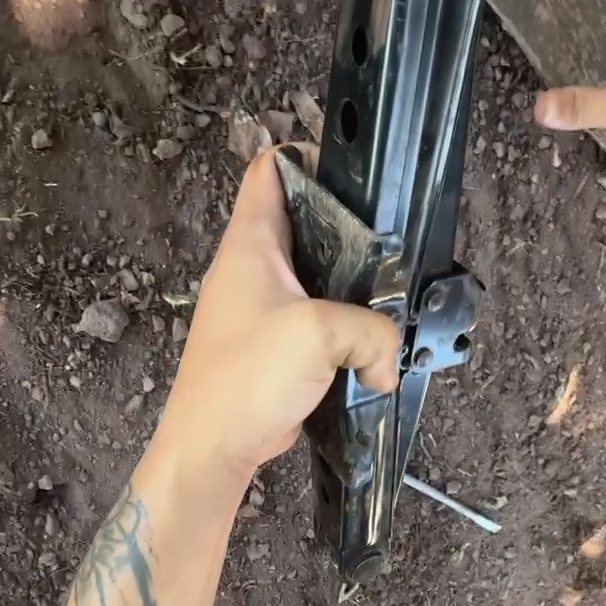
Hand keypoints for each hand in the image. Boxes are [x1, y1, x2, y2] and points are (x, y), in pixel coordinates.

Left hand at [154, 149, 401, 483]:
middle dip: (349, 233)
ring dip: (350, 291)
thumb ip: (372, 331)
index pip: (271, 173)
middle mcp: (252, 271)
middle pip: (305, 227)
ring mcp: (262, 311)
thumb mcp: (319, 334)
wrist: (214, 446)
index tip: (354, 175)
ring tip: (389, 297)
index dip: (308, 159)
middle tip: (391, 247)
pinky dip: (343, 332)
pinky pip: (317, 326)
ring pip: (317, 282)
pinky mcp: (275, 349)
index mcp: (249, 246)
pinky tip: (368, 345)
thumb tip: (386, 364)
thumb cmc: (248, 377)